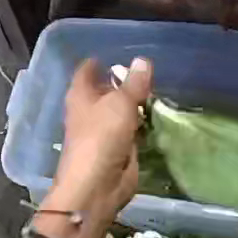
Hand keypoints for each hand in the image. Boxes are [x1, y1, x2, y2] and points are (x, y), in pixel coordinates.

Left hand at [43, 57, 151, 237]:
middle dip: (122, 82)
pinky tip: (156, 116)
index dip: (99, 62)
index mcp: (80, 96)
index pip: (86, 71)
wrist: (97, 185)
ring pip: (120, 111)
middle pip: (105, 90)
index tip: (117, 52)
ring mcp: (103, 131)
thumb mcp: (121, 104)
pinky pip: (130, 130)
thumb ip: (134, 84)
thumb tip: (143, 61)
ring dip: (134, 103)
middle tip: (147, 71)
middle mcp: (89, 111)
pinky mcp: (117, 149)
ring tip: (157, 89)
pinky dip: (141, 123)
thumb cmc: (101, 138)